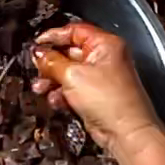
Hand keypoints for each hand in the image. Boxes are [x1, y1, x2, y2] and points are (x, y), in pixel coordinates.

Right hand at [32, 22, 162, 153]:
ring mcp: (102, 77)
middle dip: (50, 62)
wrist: (126, 133)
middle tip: (38, 67)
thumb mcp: (72, 75)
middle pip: (69, 52)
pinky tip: (54, 99)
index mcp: (105, 44)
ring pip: (69, 71)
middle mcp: (105, 58)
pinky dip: (61, 93)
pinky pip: (73, 88)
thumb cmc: (111, 102)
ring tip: (41, 87)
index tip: (38, 44)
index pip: (74, 30)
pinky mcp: (97, 95)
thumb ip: (51, 61)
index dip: (53, 36)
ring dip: (52, 79)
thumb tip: (39, 54)